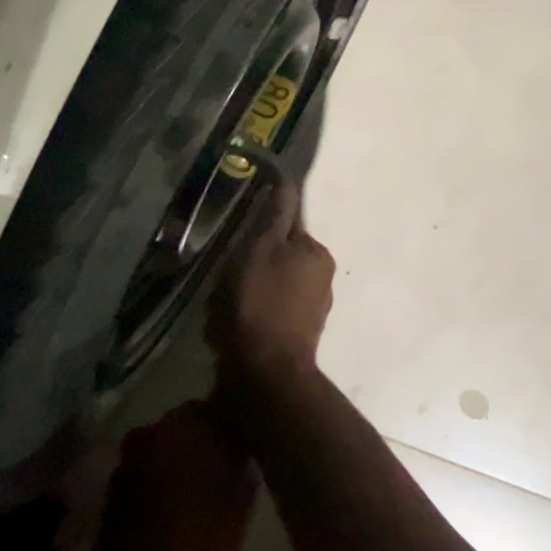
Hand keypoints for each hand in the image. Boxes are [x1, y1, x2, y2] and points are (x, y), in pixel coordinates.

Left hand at [90, 402, 256, 550]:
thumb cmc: (202, 540)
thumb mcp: (239, 498)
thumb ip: (238, 459)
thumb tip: (240, 443)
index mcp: (182, 424)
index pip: (211, 409)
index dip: (225, 426)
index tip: (237, 444)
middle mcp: (148, 431)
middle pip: (182, 427)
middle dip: (198, 442)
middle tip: (218, 467)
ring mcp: (126, 459)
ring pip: (159, 450)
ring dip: (174, 462)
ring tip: (193, 492)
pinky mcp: (112, 488)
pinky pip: (142, 473)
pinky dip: (155, 483)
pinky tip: (169, 509)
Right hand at [206, 176, 336, 378]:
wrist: (266, 371)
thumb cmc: (259, 302)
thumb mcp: (261, 248)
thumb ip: (276, 215)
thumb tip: (290, 179)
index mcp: (318, 252)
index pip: (286, 228)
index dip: (258, 235)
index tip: (237, 249)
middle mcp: (324, 277)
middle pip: (280, 258)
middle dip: (253, 265)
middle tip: (227, 280)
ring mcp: (315, 309)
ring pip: (275, 286)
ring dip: (252, 291)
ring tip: (226, 306)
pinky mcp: (302, 334)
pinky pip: (274, 311)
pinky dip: (256, 313)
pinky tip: (236, 325)